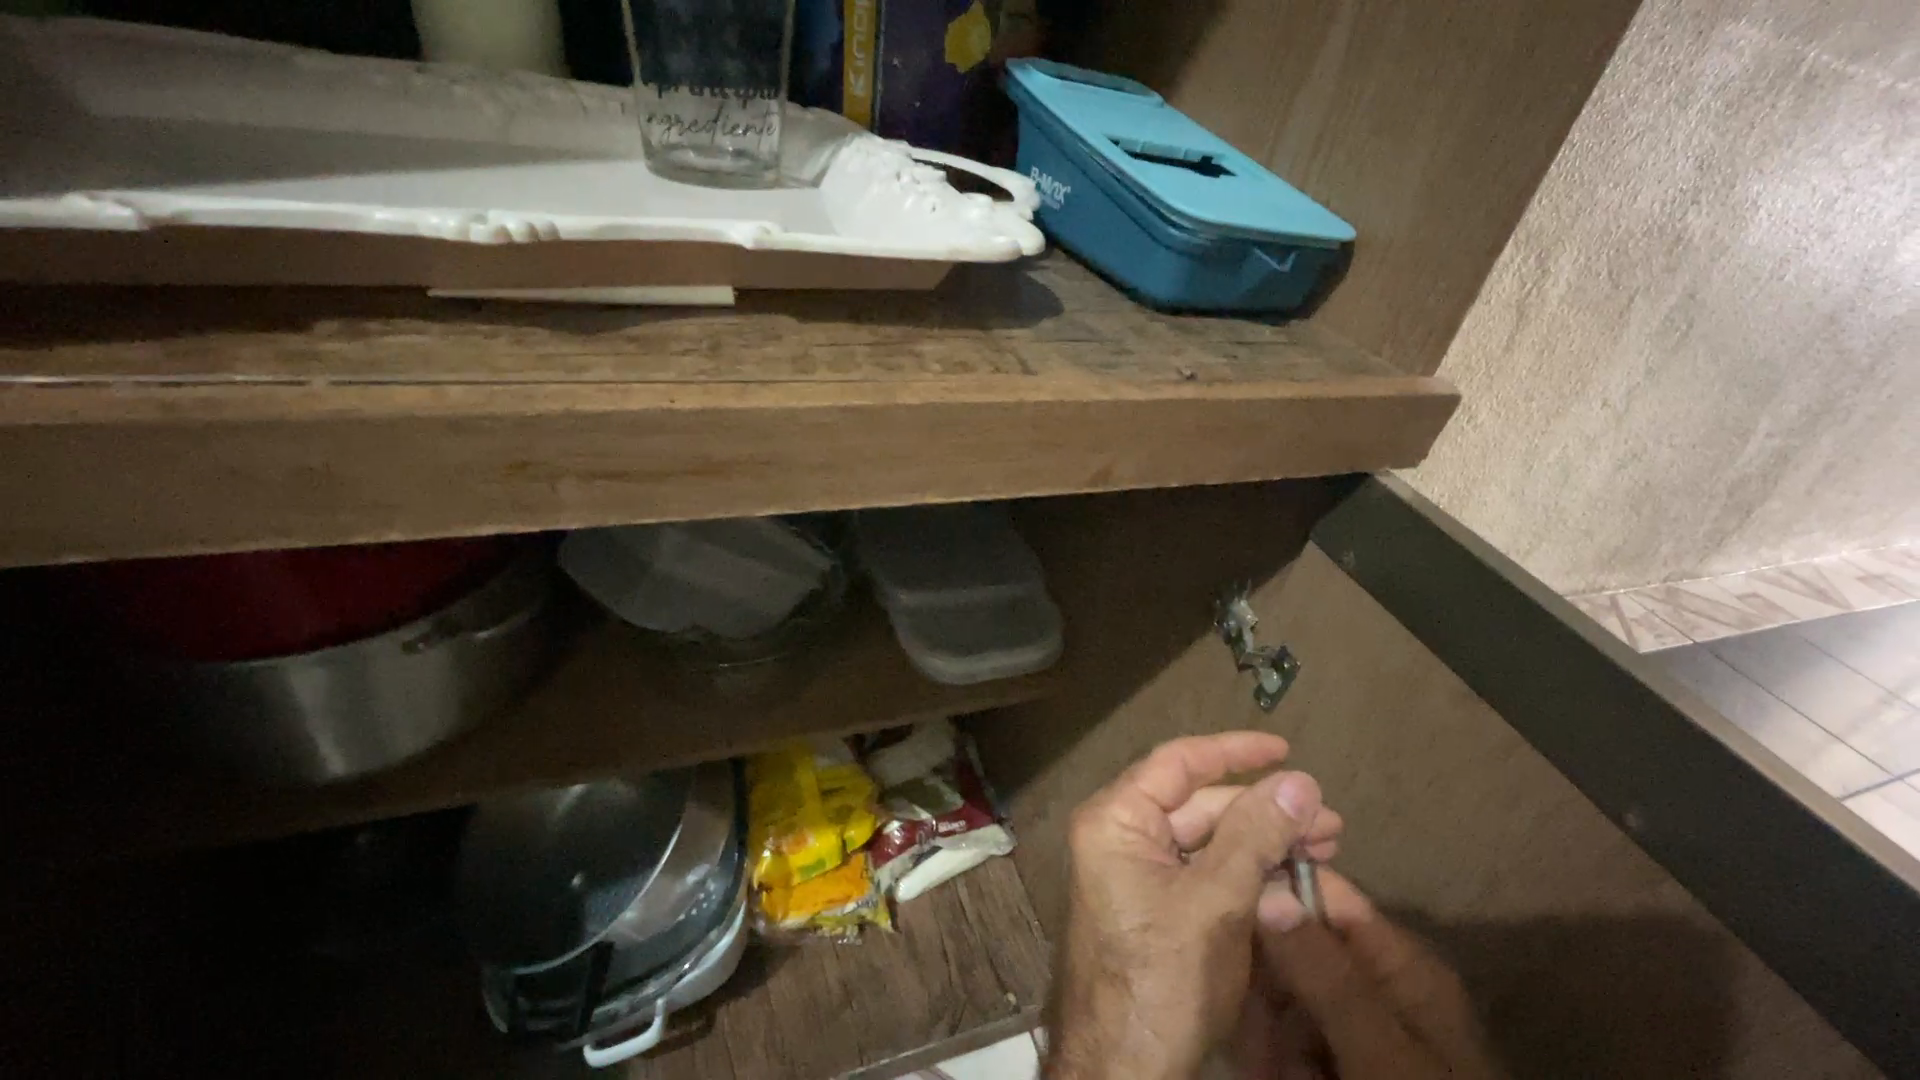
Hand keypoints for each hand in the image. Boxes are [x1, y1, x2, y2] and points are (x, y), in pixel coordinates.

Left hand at [1045, 733, 1341, 1079]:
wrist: (1126, 1069)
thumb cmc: (1163, 978)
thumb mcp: (1215, 902)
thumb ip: (1255, 835)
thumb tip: (1300, 780)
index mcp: (1116, 821)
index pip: (1178, 764)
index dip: (1233, 751)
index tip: (1286, 750)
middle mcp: (1122, 838)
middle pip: (1200, 805)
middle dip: (1265, 810)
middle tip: (1331, 822)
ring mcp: (1138, 876)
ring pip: (1210, 843)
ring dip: (1265, 845)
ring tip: (1326, 849)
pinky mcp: (1157, 911)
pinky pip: (1206, 878)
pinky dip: (1249, 878)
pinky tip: (1296, 885)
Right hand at [1250, 869, 1501, 1079]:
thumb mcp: (1383, 1057)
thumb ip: (1328, 975)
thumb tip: (1266, 886)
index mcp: (1400, 963)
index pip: (1322, 892)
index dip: (1268, 891)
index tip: (1217, 914)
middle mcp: (1379, 982)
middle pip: (1294, 947)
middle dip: (1263, 991)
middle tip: (1247, 1041)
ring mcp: (1362, 1025)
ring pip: (1286, 999)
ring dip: (1266, 1037)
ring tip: (1262, 1074)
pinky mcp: (1346, 1061)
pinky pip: (1296, 1041)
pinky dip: (1278, 1061)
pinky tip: (1266, 1077)